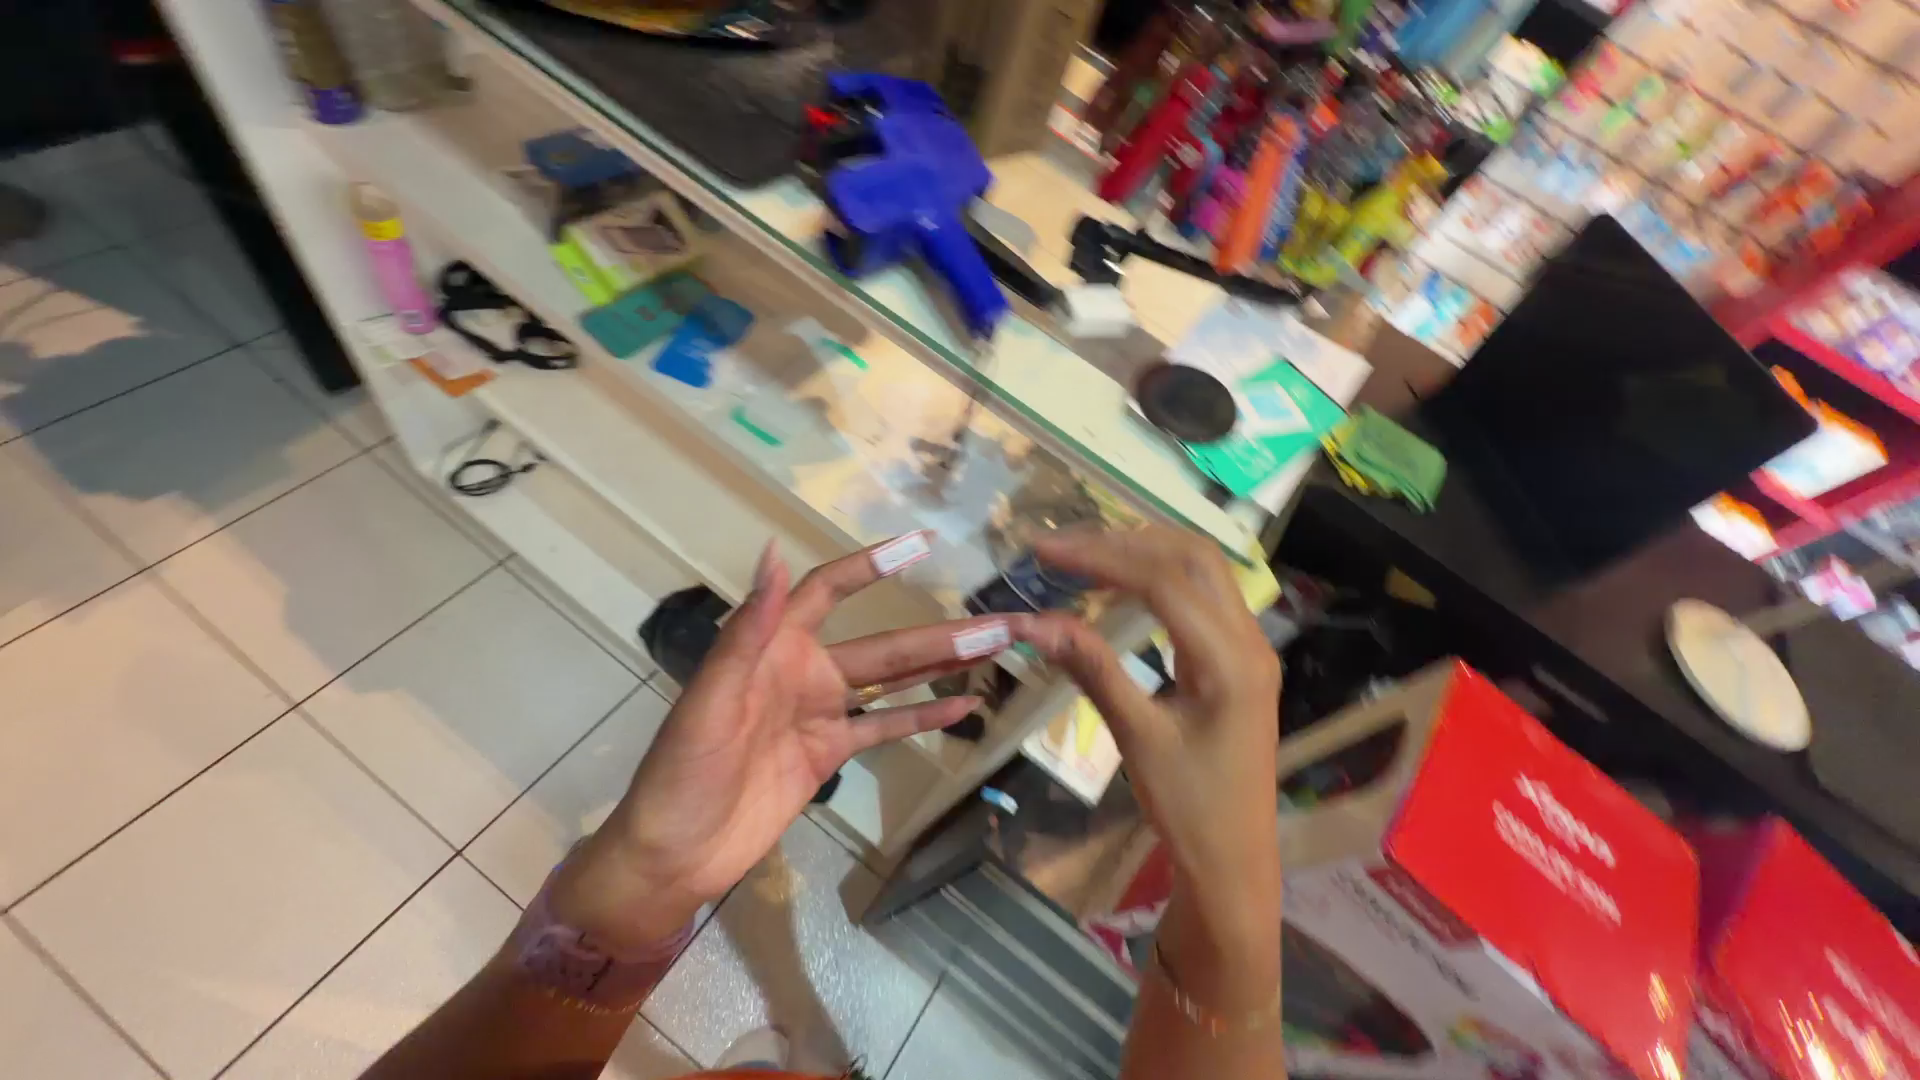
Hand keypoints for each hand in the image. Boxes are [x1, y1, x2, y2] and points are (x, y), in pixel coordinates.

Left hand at [550, 535, 1035, 951]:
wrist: (676, 853)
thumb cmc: (683, 770)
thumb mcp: (711, 700)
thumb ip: (748, 631)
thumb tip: (774, 553)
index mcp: (774, 646)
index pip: (829, 590)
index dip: (872, 565)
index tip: (921, 544)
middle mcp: (805, 670)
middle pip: (882, 644)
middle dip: (937, 634)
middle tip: (996, 623)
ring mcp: (821, 712)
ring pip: (892, 682)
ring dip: (939, 669)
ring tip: (991, 653)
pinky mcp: (830, 753)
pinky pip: (884, 729)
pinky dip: (923, 719)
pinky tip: (963, 708)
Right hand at [1022, 526, 1281, 936]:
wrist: (1235, 860)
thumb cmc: (1189, 807)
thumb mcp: (1136, 739)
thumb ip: (1093, 670)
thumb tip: (1035, 622)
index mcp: (1230, 661)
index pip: (1164, 581)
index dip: (1101, 558)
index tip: (1046, 552)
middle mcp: (1249, 640)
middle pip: (1192, 557)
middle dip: (1124, 542)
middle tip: (1063, 547)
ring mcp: (1249, 646)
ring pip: (1202, 569)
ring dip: (1144, 552)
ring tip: (1085, 555)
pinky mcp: (1238, 657)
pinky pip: (1203, 595)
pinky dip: (1160, 576)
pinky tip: (1122, 585)